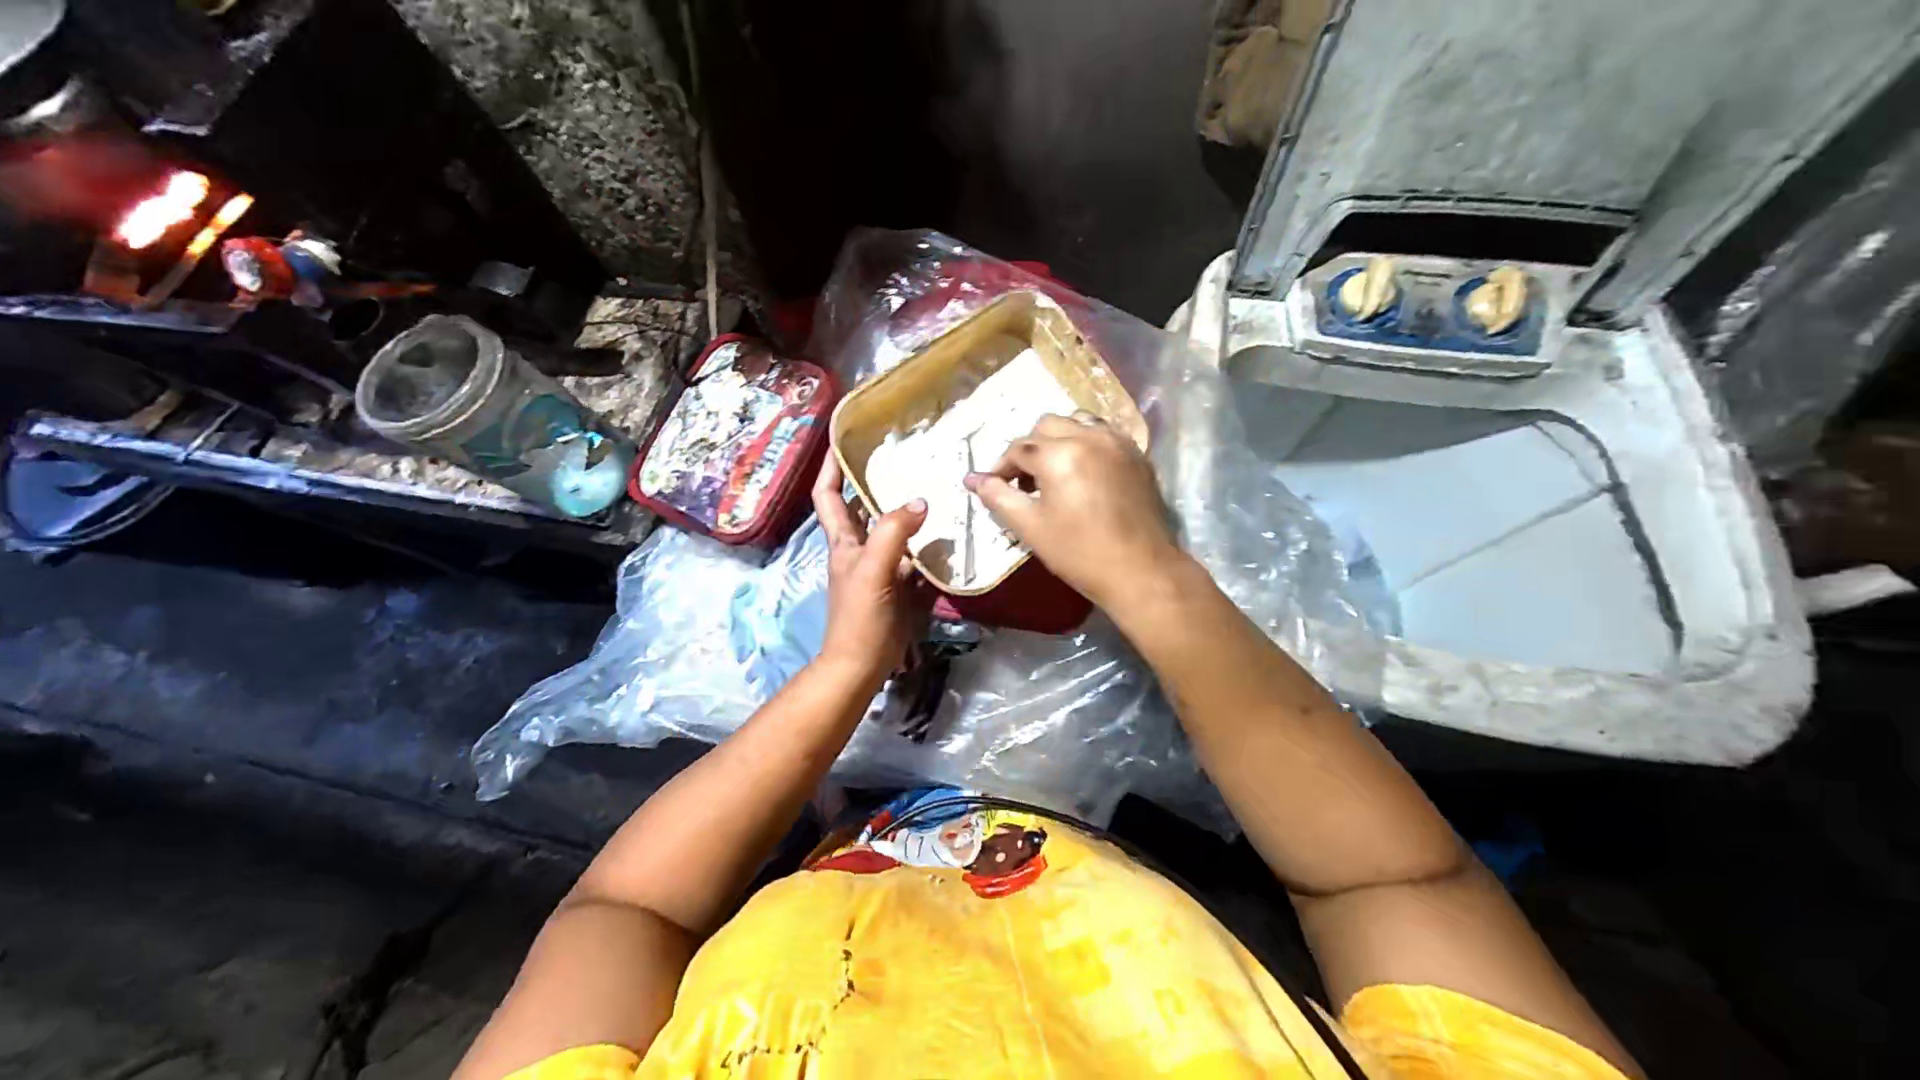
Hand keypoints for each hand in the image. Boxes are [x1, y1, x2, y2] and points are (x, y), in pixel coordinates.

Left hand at [812, 454, 930, 684]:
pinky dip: (933, 546)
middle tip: (906, 455)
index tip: (844, 438)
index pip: (827, 495)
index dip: (831, 466)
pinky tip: (953, 534)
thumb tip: (919, 502)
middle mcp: (861, 549)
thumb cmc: (859, 617)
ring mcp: (883, 567)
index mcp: (844, 542)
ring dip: (912, 512)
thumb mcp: (872, 571)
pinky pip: (919, 558)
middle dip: (878, 481)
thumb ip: (893, 534)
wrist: (863, 664)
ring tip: (938, 486)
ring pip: (896, 531)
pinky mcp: (903, 586)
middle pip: (864, 507)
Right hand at [965, 412, 1184, 609]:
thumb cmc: (1078, 553)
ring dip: (1059, 439)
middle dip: (1030, 449)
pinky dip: (1087, 442)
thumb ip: (998, 496)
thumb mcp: (1029, 527)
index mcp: (1058, 453)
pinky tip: (1084, 471)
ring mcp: (1117, 442)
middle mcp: (1088, 436)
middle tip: (1024, 482)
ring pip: (1078, 422)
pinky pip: (1104, 433)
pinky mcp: (1137, 454)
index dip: (1001, 467)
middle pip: (1047, 426)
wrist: (1140, 570)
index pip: (1018, 448)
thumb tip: (971, 479)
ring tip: (1055, 471)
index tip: (994, 487)